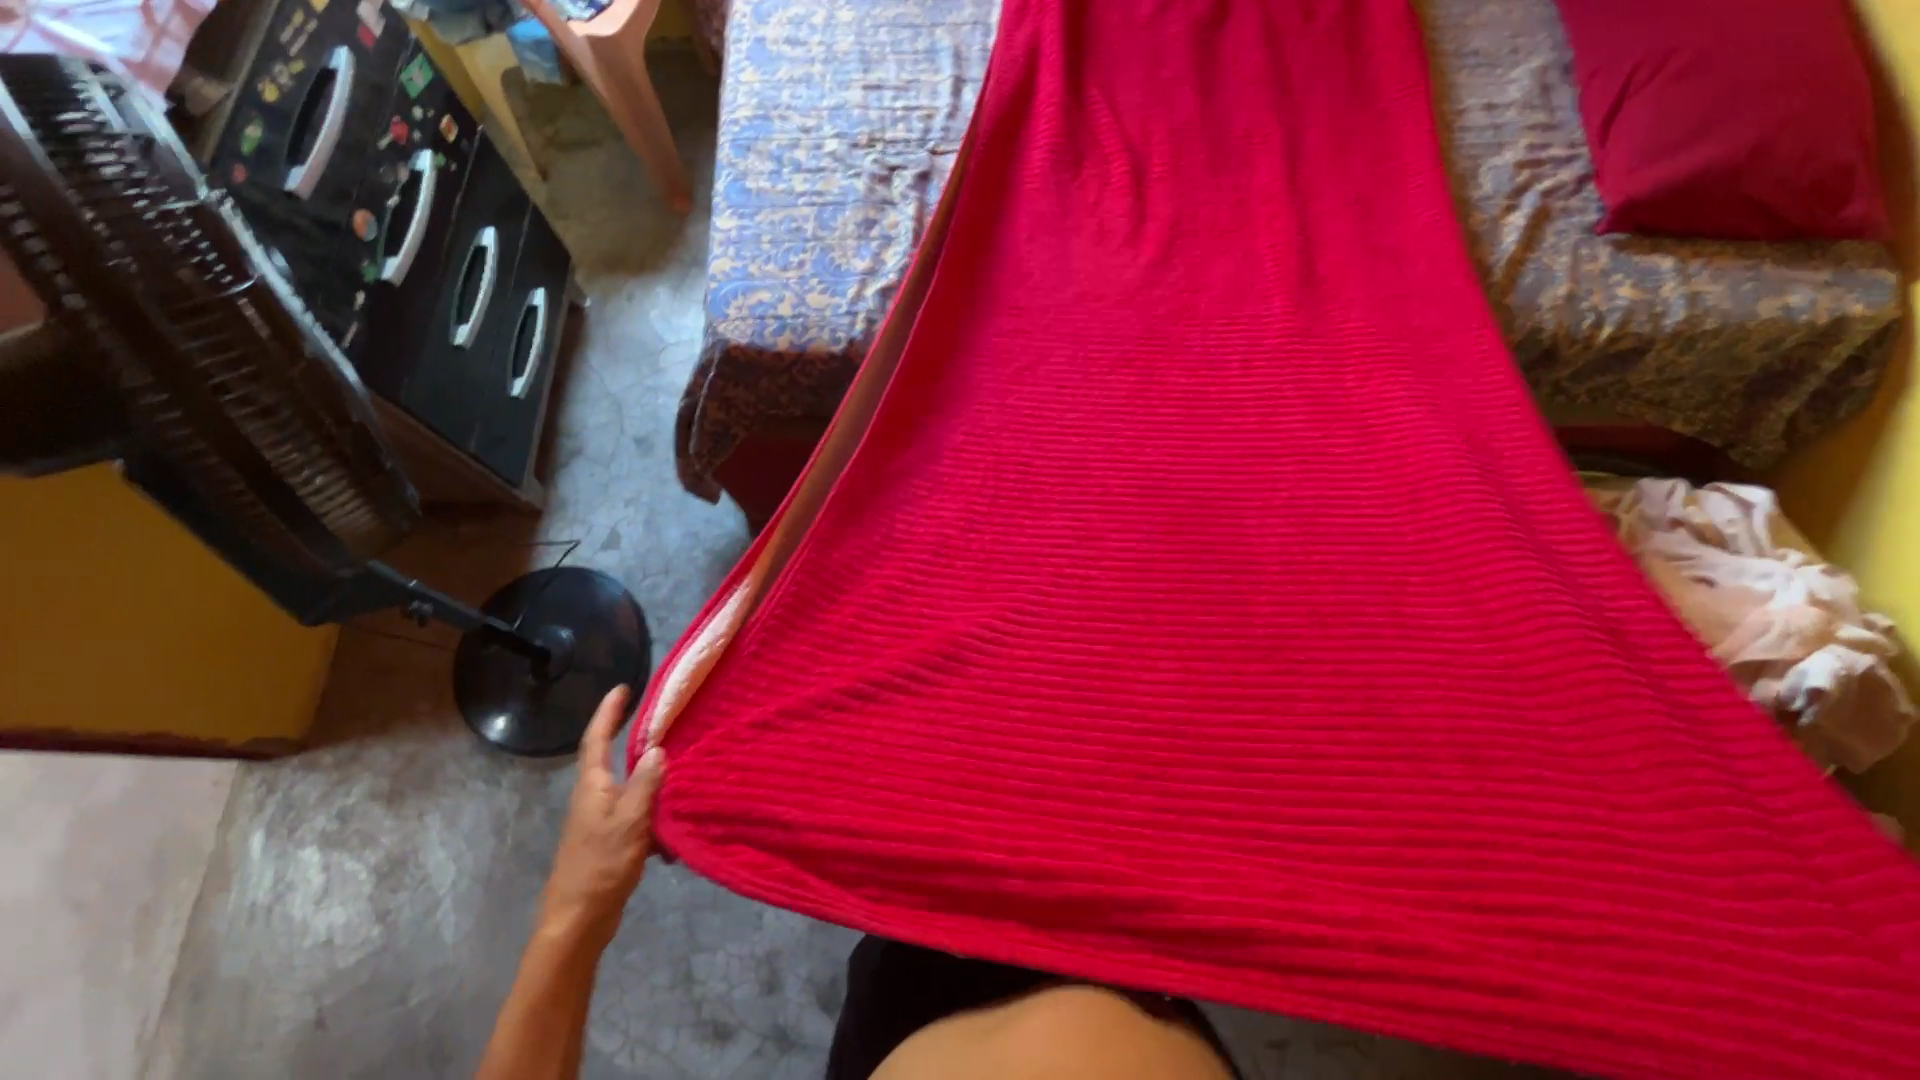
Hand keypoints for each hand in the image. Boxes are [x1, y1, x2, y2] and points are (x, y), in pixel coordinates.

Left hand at [538, 685, 666, 949]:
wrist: (578, 920)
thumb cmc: (601, 865)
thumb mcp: (630, 820)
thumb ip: (646, 783)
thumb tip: (658, 749)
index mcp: (593, 787)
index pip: (597, 739)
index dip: (608, 713)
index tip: (622, 688)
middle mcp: (593, 799)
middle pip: (614, 762)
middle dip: (636, 745)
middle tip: (664, 726)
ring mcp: (600, 822)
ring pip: (632, 792)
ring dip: (654, 787)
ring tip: (682, 780)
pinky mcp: (611, 844)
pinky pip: (639, 819)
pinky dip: (657, 822)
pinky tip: (675, 838)